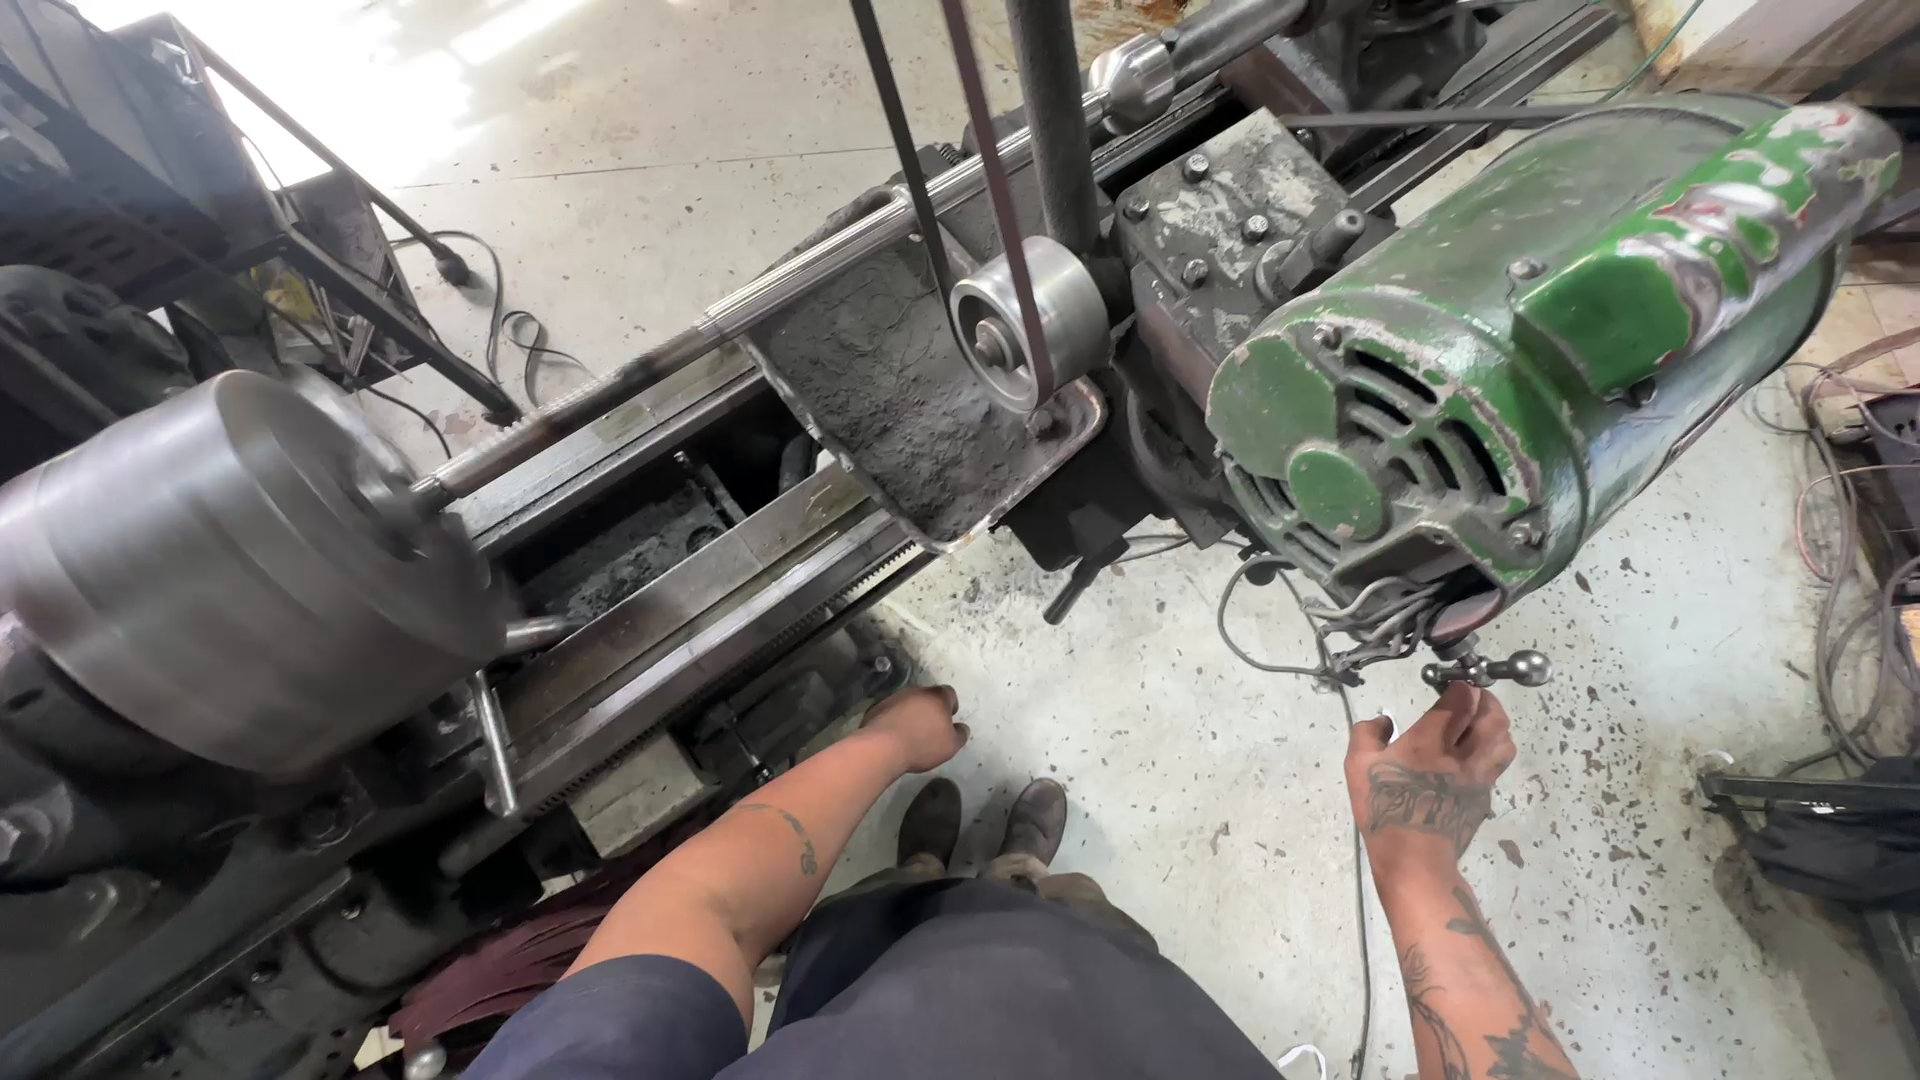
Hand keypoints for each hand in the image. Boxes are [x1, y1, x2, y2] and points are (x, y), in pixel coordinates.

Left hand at [861, 684, 967, 772]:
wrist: (883, 746)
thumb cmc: (923, 744)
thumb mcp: (950, 746)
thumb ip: (960, 735)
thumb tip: (963, 728)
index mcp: (937, 697)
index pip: (949, 693)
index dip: (951, 705)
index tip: (949, 719)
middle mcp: (916, 691)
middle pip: (928, 696)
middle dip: (930, 708)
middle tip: (930, 727)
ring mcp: (895, 697)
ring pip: (908, 702)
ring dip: (911, 713)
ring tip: (911, 732)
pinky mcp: (877, 706)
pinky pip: (892, 710)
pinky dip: (895, 718)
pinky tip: (894, 735)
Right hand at [1344, 682, 1514, 883]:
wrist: (1414, 857)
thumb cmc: (1382, 806)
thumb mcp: (1356, 765)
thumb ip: (1367, 733)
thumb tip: (1383, 721)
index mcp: (1429, 741)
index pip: (1460, 701)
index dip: (1461, 685)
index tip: (1452, 680)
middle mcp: (1462, 754)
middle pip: (1493, 717)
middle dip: (1486, 698)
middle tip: (1472, 693)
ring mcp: (1479, 777)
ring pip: (1504, 741)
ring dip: (1496, 724)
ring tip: (1480, 720)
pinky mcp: (1484, 796)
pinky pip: (1496, 764)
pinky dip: (1491, 750)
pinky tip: (1472, 754)